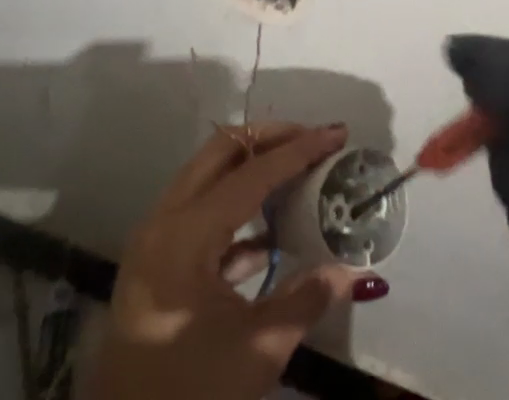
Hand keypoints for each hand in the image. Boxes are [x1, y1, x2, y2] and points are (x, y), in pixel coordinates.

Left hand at [83, 122, 369, 399]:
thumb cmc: (190, 386)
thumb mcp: (258, 348)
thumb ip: (307, 298)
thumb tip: (353, 271)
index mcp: (185, 235)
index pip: (250, 174)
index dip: (298, 151)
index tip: (338, 134)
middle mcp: (163, 222)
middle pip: (218, 154)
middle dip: (269, 139)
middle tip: (315, 140)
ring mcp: (155, 240)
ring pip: (206, 177)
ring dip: (252, 167)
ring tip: (300, 171)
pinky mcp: (157, 262)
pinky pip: (199, 211)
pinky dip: (236, 205)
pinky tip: (273, 228)